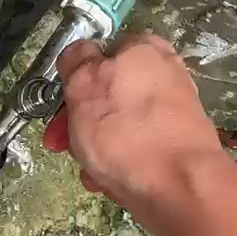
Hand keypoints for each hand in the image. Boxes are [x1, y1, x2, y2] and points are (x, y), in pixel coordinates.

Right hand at [42, 32, 223, 213]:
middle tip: (64, 145)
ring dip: (94, 148)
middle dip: (79, 122)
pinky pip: (133, 149)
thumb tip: (78, 52)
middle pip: (105, 95)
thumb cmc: (124, 131)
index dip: (72, 81)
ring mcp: (171, 111)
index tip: (58, 108)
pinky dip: (117, 162)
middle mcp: (162, 74)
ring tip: (89, 170)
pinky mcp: (175, 145)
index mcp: (142, 49)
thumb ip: (76, 62)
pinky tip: (107, 181)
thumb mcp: (84, 85)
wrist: (178, 186)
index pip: (97, 55)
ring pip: (115, 126)